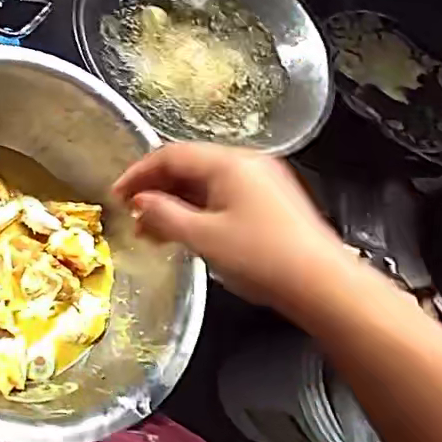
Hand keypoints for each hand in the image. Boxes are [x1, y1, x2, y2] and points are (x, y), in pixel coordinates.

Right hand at [112, 143, 358, 313]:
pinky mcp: (268, 203)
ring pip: (203, 184)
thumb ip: (163, 215)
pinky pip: (220, 196)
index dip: (138, 173)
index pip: (170, 155)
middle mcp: (246, 164)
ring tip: (151, 230)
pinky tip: (182, 233)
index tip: (117, 193)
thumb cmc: (266, 259)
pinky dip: (196, 211)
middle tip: (132, 212)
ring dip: (173, 203)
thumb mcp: (202, 237)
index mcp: (229, 163)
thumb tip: (140, 202)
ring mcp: (260, 182)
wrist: (324, 286)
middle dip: (155, 190)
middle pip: (187, 167)